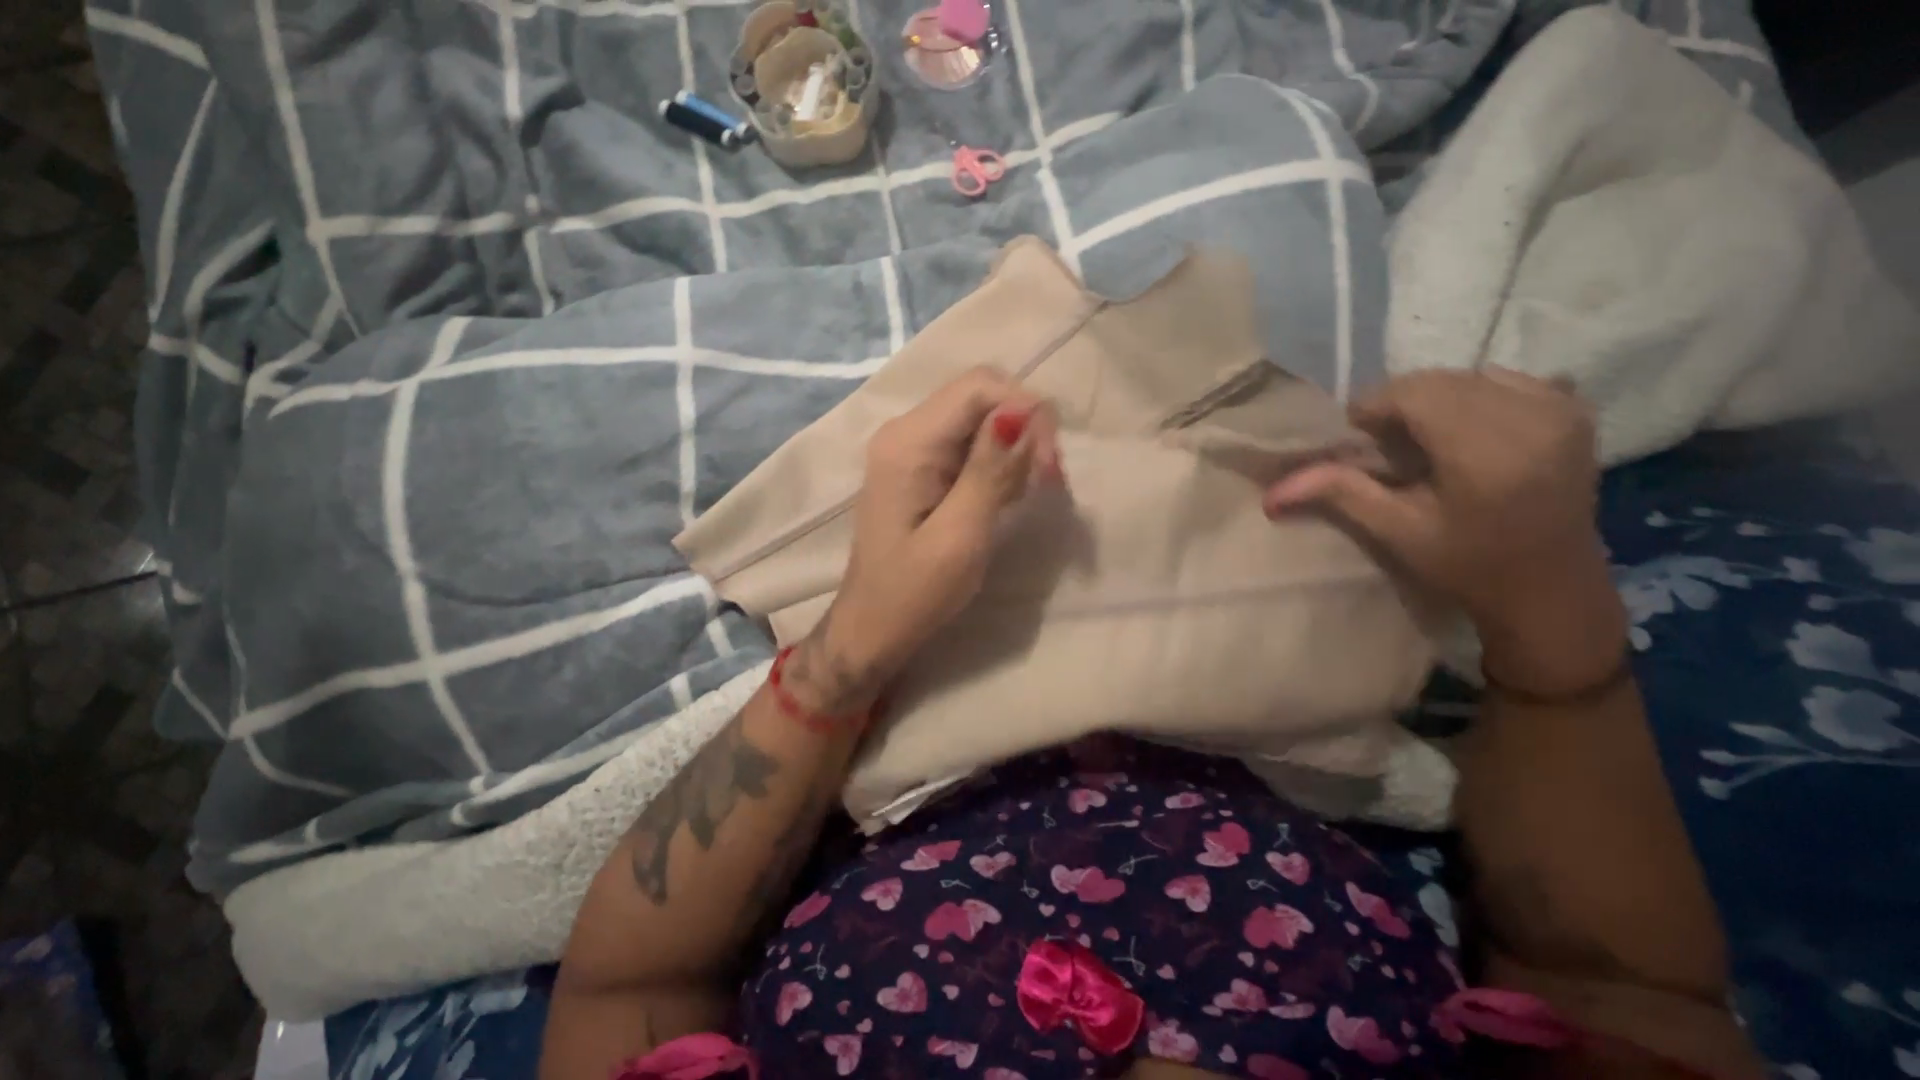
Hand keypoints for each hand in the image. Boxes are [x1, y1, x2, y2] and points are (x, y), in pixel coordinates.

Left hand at [795, 369, 1062, 710]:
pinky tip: (1004, 501)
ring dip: (1016, 449)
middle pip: (983, 395)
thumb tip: (1021, 409)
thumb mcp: (960, 536)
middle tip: (1047, 481)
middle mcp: (907, 431)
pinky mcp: (924, 467)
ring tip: (1023, 497)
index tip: (1050, 466)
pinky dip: (999, 464)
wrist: (873, 628)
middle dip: (1025, 429)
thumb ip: (990, 470)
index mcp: (909, 442)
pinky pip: (972, 444)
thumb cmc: (914, 592)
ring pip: (983, 418)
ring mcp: (913, 448)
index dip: (1026, 411)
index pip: (980, 385)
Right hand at [1263, 369, 1625, 694]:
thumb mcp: (1398, 533)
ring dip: (1440, 398)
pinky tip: (1471, 433)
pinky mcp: (1574, 409)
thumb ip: (1341, 493)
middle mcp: (1528, 418)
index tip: (1358, 435)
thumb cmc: (1469, 568)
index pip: (1414, 393)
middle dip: (1405, 403)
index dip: (1376, 406)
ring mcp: (1559, 409)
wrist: (1551, 590)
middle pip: (1441, 381)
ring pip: (1472, 376)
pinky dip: (1479, 396)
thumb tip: (1272, 491)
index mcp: (1485, 451)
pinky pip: (1508, 380)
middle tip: (1388, 443)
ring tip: (1429, 440)